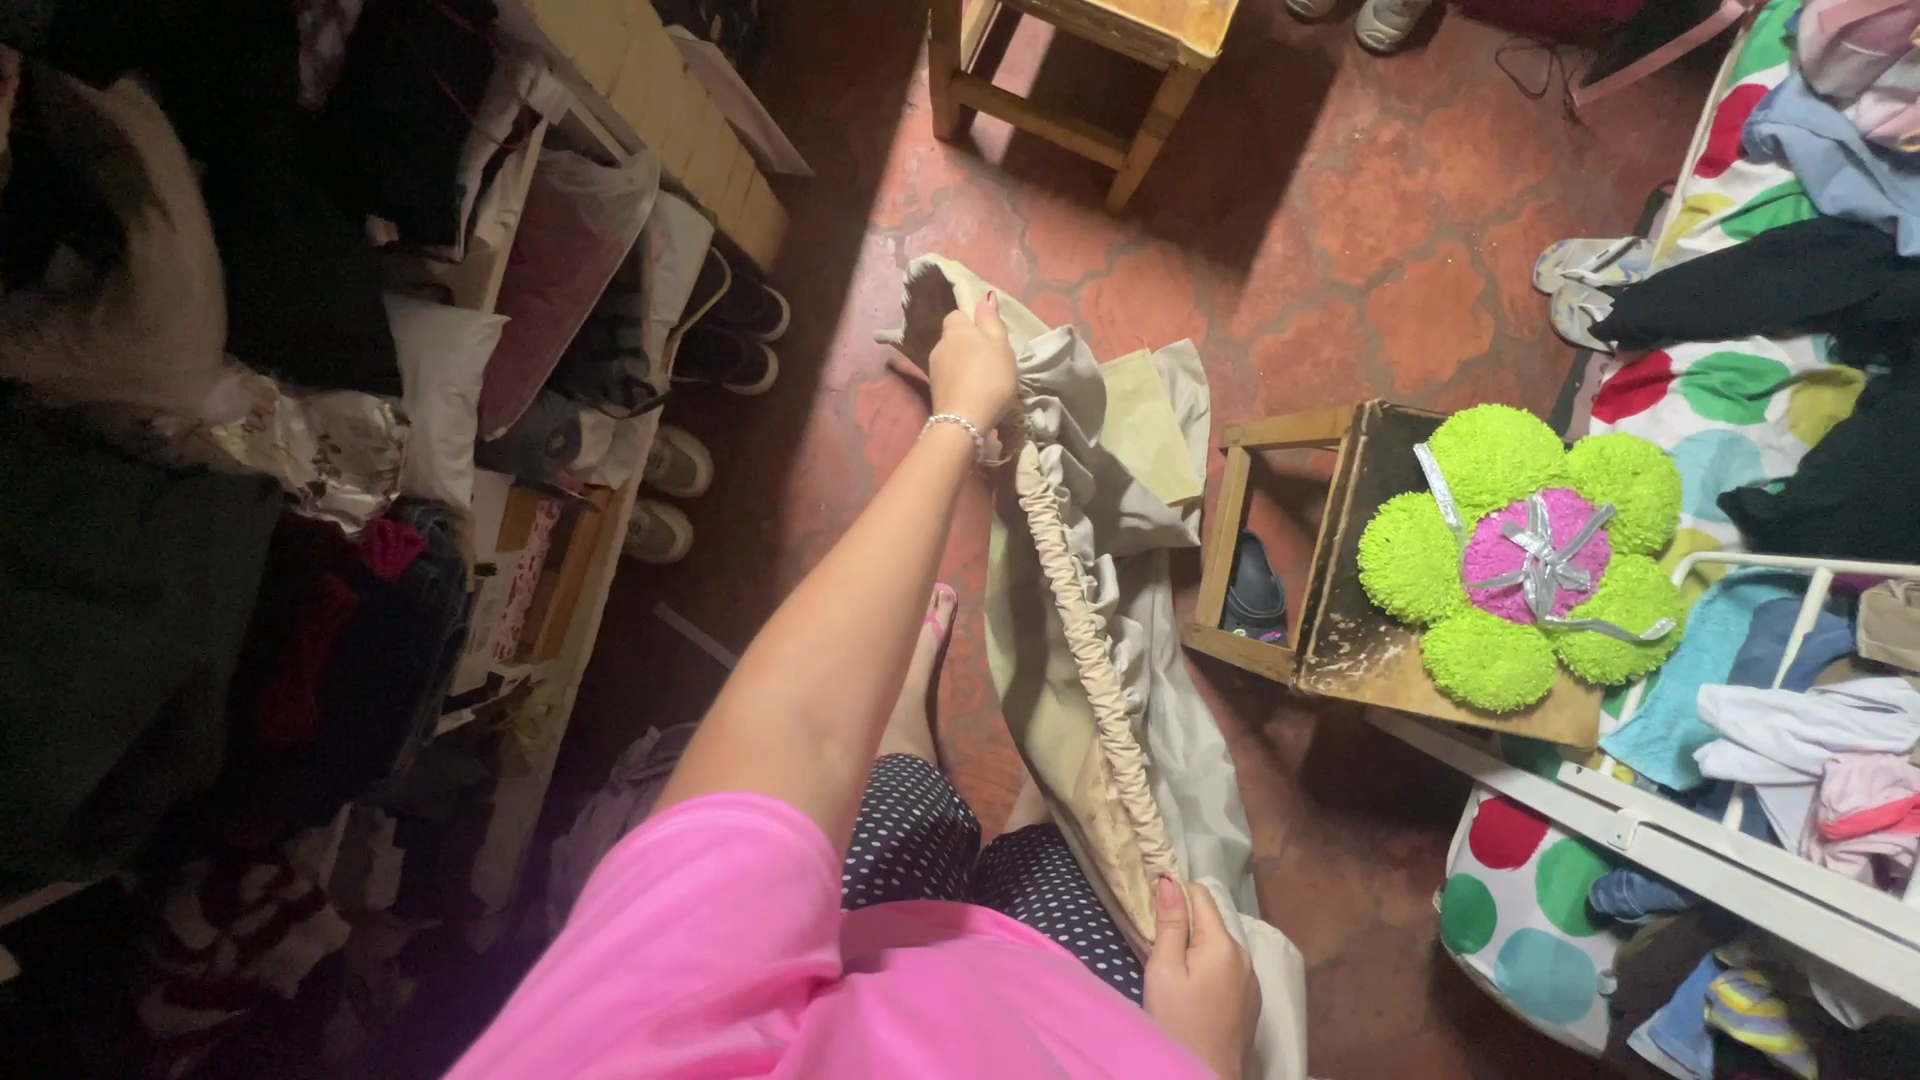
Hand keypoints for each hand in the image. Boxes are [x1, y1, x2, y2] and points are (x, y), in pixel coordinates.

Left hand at [928, 292, 1016, 430]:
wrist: (965, 420)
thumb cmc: (990, 377)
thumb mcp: (1000, 344)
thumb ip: (991, 320)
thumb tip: (984, 297)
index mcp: (955, 329)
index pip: (958, 315)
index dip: (973, 323)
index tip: (989, 337)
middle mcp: (939, 345)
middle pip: (954, 338)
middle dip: (968, 345)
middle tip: (990, 360)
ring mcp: (934, 370)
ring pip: (951, 360)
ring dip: (964, 365)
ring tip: (983, 380)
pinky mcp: (934, 392)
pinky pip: (950, 379)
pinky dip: (960, 382)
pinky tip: (973, 393)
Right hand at [1144, 876, 1259, 1079]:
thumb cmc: (1178, 1023)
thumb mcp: (1164, 969)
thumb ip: (1170, 922)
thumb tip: (1170, 879)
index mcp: (1224, 944)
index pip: (1200, 895)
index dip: (1175, 894)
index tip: (1154, 910)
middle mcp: (1244, 957)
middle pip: (1210, 921)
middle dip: (1184, 925)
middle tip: (1158, 948)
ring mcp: (1251, 981)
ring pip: (1217, 945)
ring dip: (1195, 948)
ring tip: (1173, 972)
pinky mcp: (1251, 1002)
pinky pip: (1226, 968)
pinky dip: (1208, 968)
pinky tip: (1193, 992)